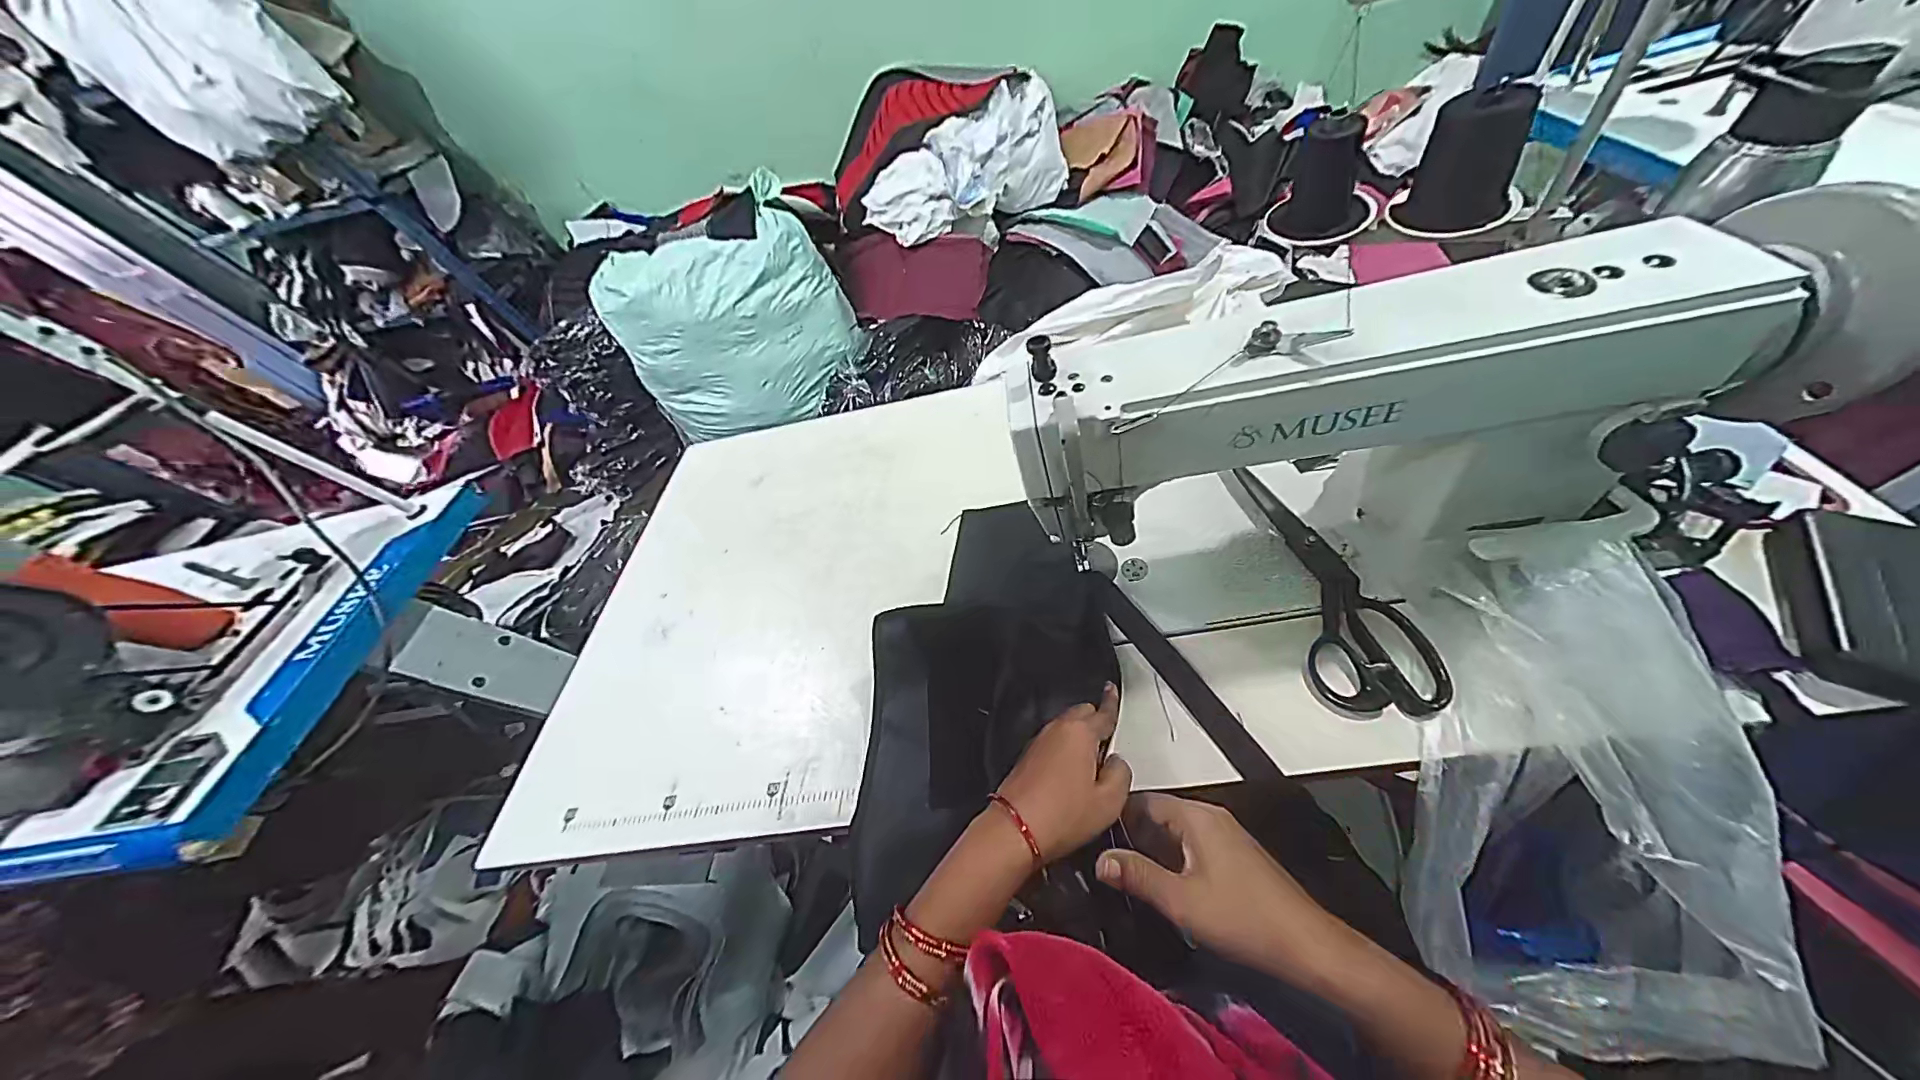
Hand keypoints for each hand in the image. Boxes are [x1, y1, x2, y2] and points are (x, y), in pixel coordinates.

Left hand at [992, 683, 1131, 861]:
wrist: (1015, 830)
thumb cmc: (1062, 815)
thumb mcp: (1110, 801)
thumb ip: (1121, 773)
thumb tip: (1116, 763)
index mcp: (1080, 732)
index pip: (1103, 712)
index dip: (1112, 702)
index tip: (1112, 690)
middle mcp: (1057, 730)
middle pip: (1082, 714)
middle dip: (1096, 723)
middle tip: (1110, 746)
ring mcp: (1039, 742)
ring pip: (1066, 729)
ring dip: (1079, 740)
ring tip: (1092, 767)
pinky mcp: (1027, 757)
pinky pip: (1053, 744)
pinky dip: (1065, 752)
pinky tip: (1071, 776)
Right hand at [1095, 793, 1330, 971]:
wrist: (1306, 946)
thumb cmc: (1248, 919)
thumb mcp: (1180, 901)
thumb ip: (1137, 876)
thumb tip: (1103, 861)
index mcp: (1197, 817)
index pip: (1142, 800)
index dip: (1116, 817)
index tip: (1096, 835)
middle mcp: (1212, 818)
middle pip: (1159, 815)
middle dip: (1133, 836)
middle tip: (1111, 861)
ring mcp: (1226, 836)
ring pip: (1176, 832)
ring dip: (1154, 850)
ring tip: (1133, 875)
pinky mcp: (1235, 855)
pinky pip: (1193, 845)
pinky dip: (1175, 859)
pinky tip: (1169, 887)